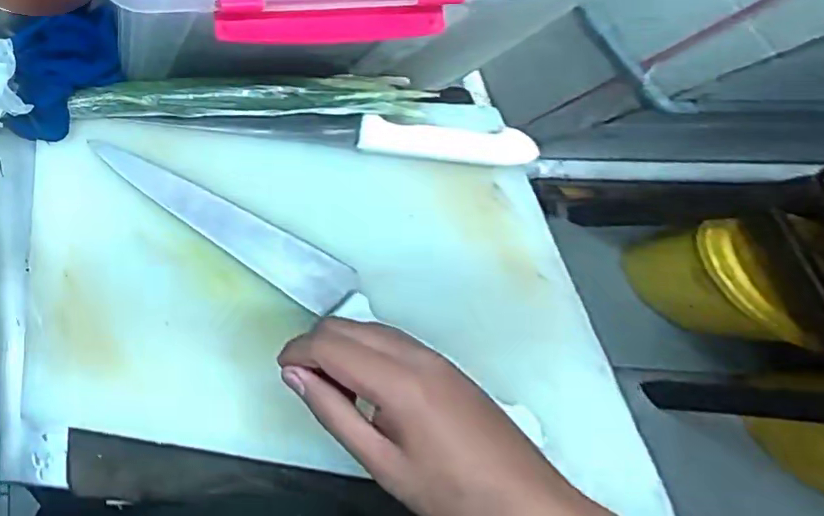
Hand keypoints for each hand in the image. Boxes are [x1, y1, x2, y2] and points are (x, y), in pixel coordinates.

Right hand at [278, 319, 608, 515]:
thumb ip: (332, 413)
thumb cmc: (458, 496)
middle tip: (308, 382)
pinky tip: (369, 384)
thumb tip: (294, 375)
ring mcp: (433, 356)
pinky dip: (364, 347)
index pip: (327, 344)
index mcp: (398, 381)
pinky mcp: (445, 363)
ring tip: (337, 386)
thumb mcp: (384, 465)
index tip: (286, 373)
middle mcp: (414, 355)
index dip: (296, 353)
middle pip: (341, 326)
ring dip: (339, 344)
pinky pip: (388, 337)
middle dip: (314, 345)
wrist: (537, 512)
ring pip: (363, 326)